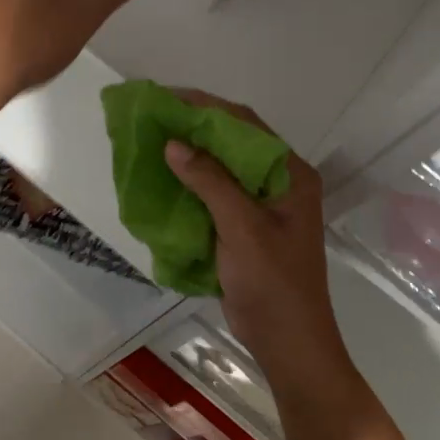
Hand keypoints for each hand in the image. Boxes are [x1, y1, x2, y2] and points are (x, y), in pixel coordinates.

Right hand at [164, 93, 337, 361]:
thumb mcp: (242, 228)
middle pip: (232, 144)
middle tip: (152, 119)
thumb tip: (173, 144)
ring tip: (149, 144)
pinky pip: (214, 195)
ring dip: (189, 157)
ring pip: (221, 169)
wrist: (287, 341)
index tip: (167, 98)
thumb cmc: (273, 282)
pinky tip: (161, 181)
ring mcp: (261, 207)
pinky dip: (189, 186)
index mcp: (289, 175)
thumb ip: (210, 182)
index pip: (246, 126)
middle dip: (193, 130)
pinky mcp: (244, 228)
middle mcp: (278, 183)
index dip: (207, 107)